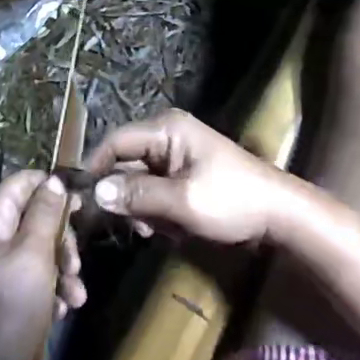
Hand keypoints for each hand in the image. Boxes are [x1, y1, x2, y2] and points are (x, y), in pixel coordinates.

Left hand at [0, 171, 83, 359]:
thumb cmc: (9, 309)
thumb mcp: (34, 255)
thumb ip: (46, 213)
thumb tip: (54, 178)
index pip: (24, 181)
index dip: (55, 187)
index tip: (84, 205)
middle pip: (34, 216)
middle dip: (62, 238)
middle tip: (76, 264)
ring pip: (37, 248)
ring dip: (62, 268)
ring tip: (76, 295)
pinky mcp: (0, 292)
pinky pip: (31, 275)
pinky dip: (50, 288)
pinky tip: (62, 310)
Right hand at [84, 109, 302, 245]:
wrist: (278, 215)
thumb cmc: (232, 201)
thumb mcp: (183, 202)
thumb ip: (138, 195)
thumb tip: (96, 191)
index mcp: (166, 129)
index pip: (115, 141)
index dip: (95, 169)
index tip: (81, 202)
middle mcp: (166, 136)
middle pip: (124, 163)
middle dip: (124, 197)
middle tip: (128, 226)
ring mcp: (175, 156)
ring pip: (138, 182)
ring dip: (142, 209)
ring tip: (156, 230)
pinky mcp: (182, 176)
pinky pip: (154, 191)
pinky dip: (156, 212)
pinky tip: (170, 230)